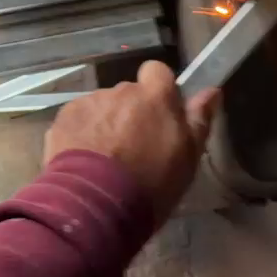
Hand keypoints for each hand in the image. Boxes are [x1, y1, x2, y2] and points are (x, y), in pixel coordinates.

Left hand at [43, 61, 222, 221]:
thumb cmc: (150, 185)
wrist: (95, 205)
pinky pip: (79, 119)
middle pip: (129, 93)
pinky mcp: (64, 117)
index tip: (159, 114)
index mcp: (154, 96)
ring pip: (103, 106)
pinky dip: (82, 133)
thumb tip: (212, 91)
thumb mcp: (187, 158)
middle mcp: (121, 90)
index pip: (157, 71)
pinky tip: (83, 160)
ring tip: (106, 159)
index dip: (158, 89)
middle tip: (133, 147)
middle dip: (131, 112)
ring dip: (106, 123)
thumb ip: (199, 120)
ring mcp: (90, 102)